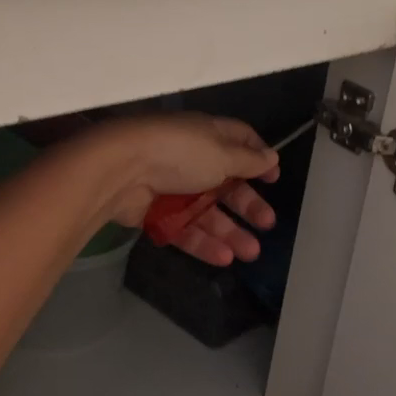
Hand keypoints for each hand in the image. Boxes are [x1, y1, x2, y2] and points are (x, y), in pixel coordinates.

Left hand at [84, 115, 280, 266]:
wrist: (123, 169)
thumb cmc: (181, 153)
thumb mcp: (223, 153)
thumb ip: (249, 160)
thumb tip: (271, 156)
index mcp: (210, 136)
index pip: (240, 142)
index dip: (259, 159)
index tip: (273, 179)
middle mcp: (193, 159)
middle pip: (227, 184)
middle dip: (247, 205)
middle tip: (267, 224)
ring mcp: (173, 187)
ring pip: (207, 212)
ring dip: (230, 231)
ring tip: (251, 253)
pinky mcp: (156, 212)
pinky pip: (185, 229)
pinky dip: (203, 243)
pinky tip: (224, 258)